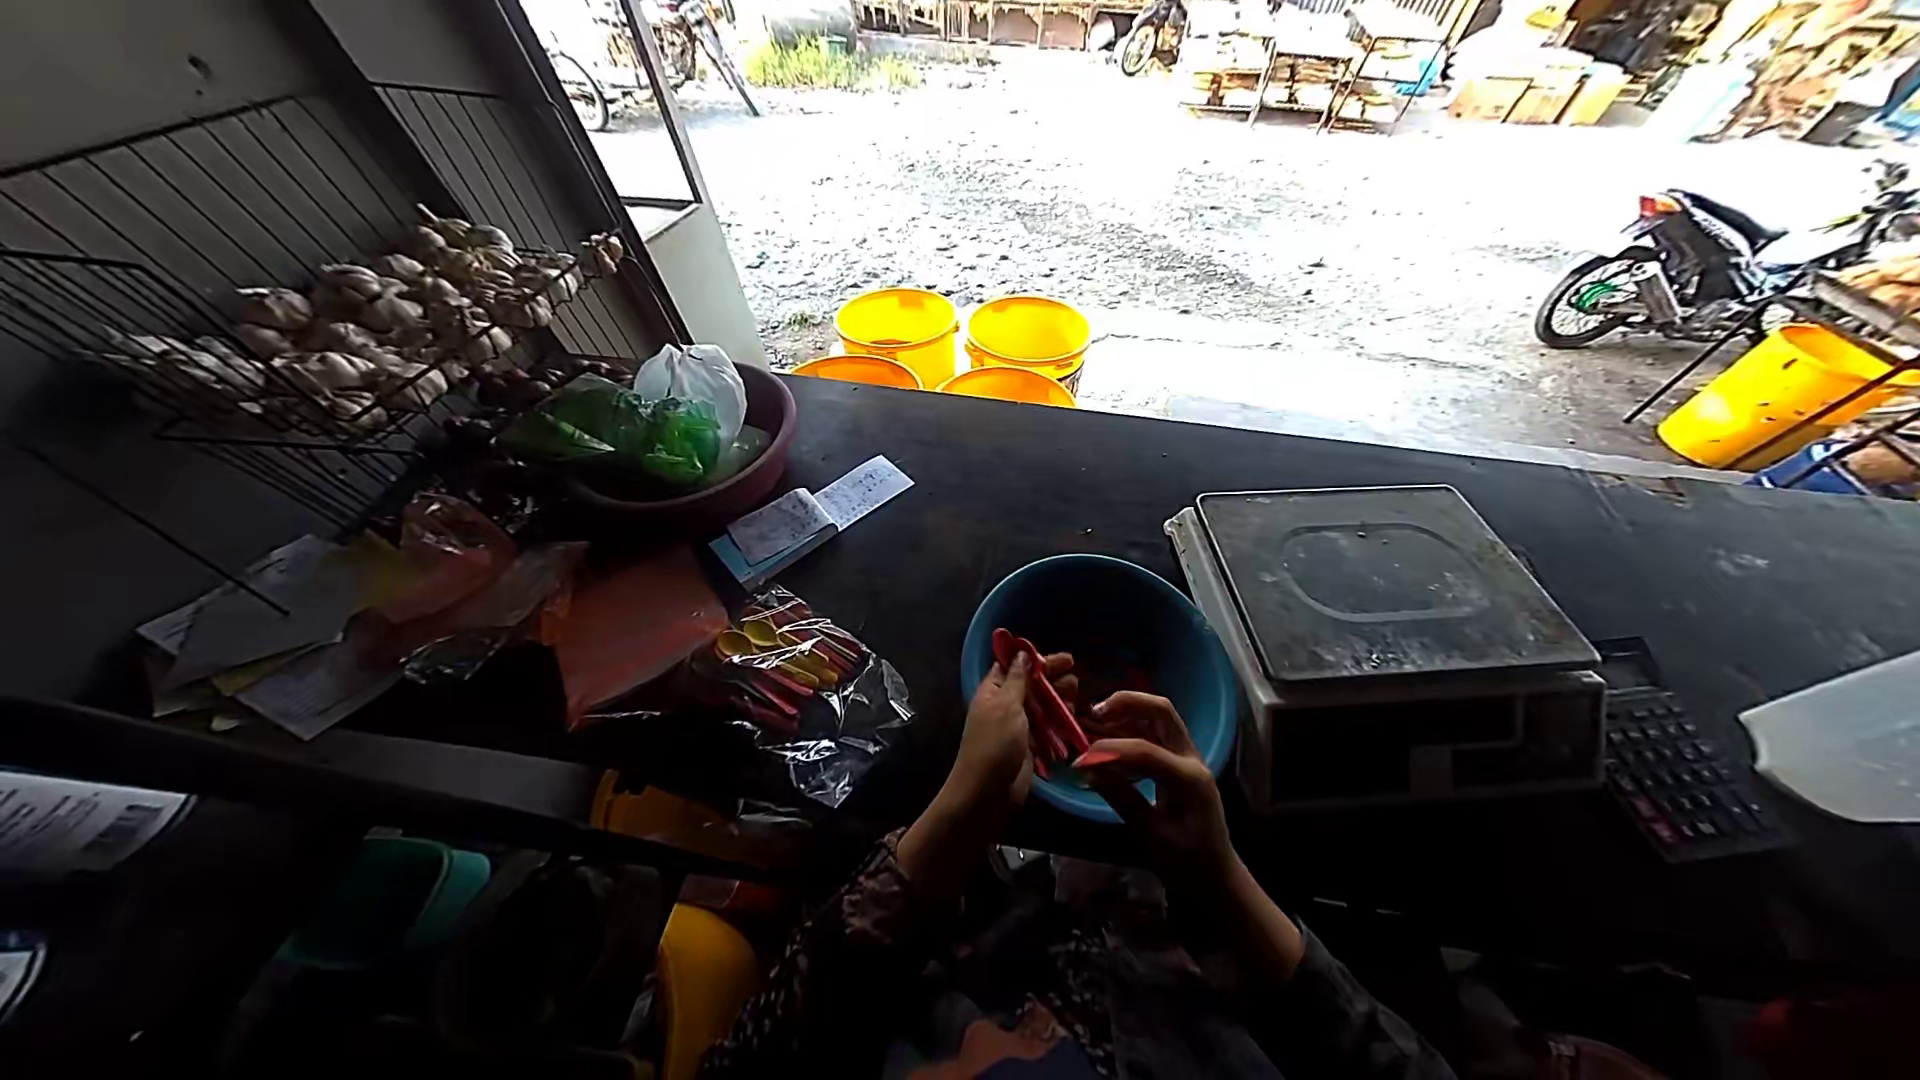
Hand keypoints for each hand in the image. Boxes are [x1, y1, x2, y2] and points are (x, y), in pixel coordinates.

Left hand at [949, 650, 1077, 812]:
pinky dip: (1061, 720)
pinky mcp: (1031, 745)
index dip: (1033, 658)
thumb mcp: (1005, 705)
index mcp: (992, 691)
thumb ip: (1017, 679)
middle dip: (1052, 677)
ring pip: (1042, 705)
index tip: (1059, 657)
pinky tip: (1075, 716)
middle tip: (1074, 674)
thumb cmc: (994, 743)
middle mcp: (1005, 705)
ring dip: (1059, 697)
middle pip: (1031, 684)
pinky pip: (1048, 727)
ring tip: (1076, 693)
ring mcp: (1018, 726)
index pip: (1012, 665)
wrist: (988, 793)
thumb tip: (1021, 652)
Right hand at [1077, 692, 1235, 891]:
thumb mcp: (1151, 835)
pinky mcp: (1179, 760)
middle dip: (1126, 703)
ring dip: (1128, 710)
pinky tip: (1110, 735)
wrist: (1216, 876)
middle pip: (1161, 711)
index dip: (1108, 751)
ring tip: (1097, 719)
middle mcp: (1192, 758)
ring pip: (1159, 715)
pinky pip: (1155, 730)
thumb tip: (1088, 770)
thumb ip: (1121, 797)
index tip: (1079, 762)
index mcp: (1189, 779)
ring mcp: (1188, 756)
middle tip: (1095, 713)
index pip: (1144, 750)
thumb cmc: (1187, 862)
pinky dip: (1131, 725)